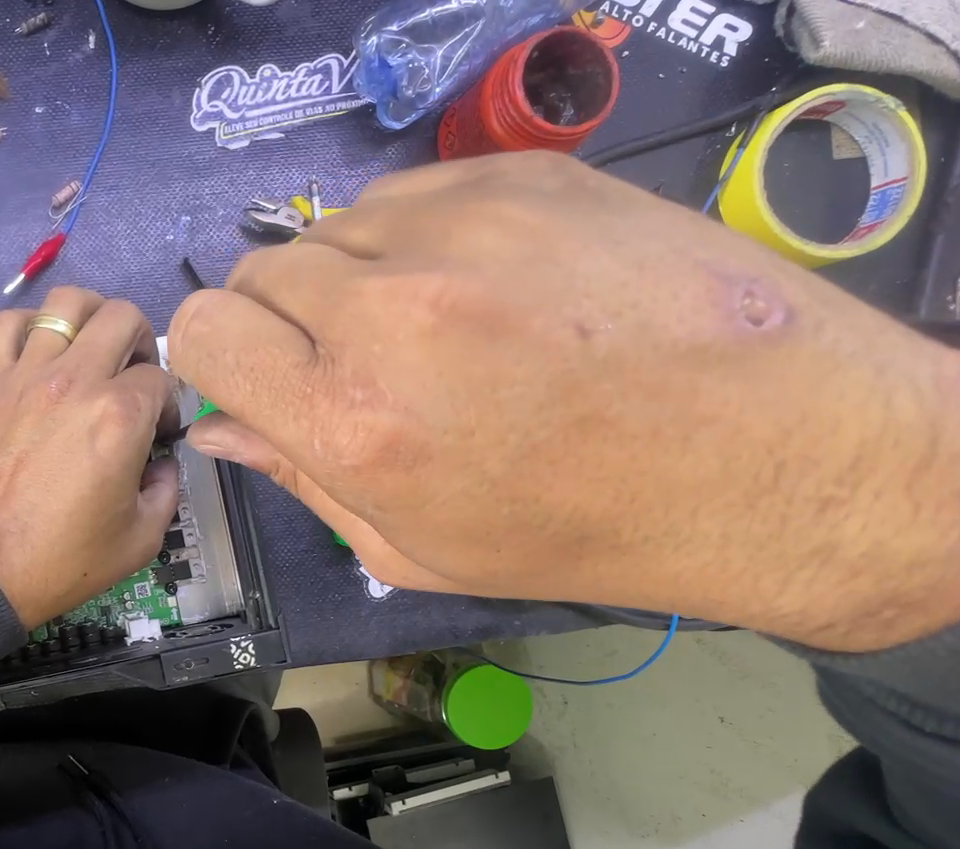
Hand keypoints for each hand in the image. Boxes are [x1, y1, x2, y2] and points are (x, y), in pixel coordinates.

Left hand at [0, 287, 180, 627]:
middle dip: (141, 343)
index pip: (162, 379)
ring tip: (91, 349)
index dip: (169, 403)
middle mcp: (76, 379)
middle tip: (133, 378)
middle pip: (122, 317)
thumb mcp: (141, 539)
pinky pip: (6, 325)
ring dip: (90, 316)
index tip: (159, 430)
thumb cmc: (61, 560)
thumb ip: (166, 490)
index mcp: (120, 415)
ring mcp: (27, 375)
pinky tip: (39, 350)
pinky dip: (27, 325)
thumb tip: (161, 463)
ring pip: (66, 304)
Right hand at [167, 152, 959, 651]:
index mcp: (347, 418)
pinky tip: (473, 278)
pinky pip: (399, 193)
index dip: (212, 357)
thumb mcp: (404, 546)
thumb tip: (213, 425)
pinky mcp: (520, 173)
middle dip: (276, 322)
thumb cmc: (569, 528)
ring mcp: (457, 227)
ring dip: (343, 277)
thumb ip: (291, 476)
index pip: (202, 331)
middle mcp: (385, 310)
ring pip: (324, 230)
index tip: (254, 379)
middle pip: (253, 275)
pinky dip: (405, 236)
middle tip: (345, 361)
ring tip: (422, 321)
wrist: (776, 455)